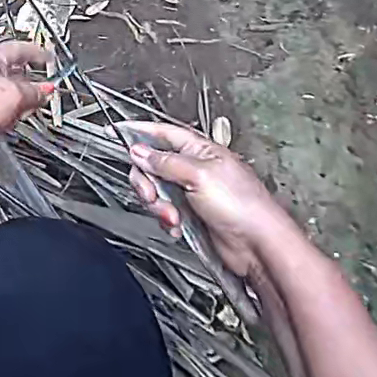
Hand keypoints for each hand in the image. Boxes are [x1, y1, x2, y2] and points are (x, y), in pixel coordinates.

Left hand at [0, 42, 54, 148]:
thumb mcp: (15, 96)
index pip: (19, 49)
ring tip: (21, 112)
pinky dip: (6, 114)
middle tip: (41, 93)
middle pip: (15, 74)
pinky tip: (6, 122)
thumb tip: (45, 90)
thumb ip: (34, 92)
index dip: (36, 53)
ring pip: (8, 94)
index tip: (48, 58)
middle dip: (29, 85)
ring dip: (18, 103)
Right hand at [126, 120, 297, 279]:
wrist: (259, 247)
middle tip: (150, 192)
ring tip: (172, 215)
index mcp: (199, 151)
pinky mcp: (190, 213)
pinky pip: (163, 210)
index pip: (161, 133)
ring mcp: (191, 192)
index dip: (138, 130)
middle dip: (146, 181)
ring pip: (154, 190)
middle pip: (151, 165)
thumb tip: (139, 151)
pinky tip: (177, 225)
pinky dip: (166, 219)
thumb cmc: (244, 207)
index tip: (116, 130)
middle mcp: (194, 169)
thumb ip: (165, 162)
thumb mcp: (199, 175)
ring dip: (158, 205)